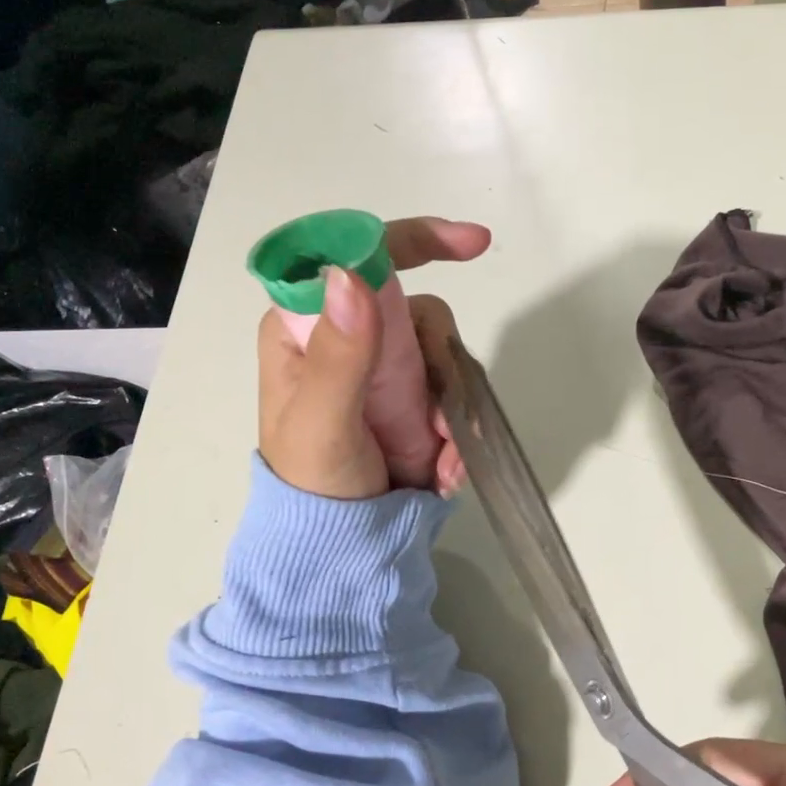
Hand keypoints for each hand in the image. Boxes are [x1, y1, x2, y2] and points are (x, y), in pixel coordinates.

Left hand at [257, 217, 489, 498]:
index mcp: (310, 329)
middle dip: (443, 366)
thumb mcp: (322, 423)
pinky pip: (458, 397)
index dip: (416, 240)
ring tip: (442, 460)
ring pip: (447, 358)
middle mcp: (352, 340)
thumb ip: (340, 356)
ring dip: (455, 410)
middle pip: (423, 314)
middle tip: (442, 421)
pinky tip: (446, 470)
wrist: (340, 545)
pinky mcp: (416, 406)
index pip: (359, 260)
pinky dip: (460, 434)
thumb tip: (353, 274)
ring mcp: (388, 374)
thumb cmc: (315, 483)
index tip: (474, 245)